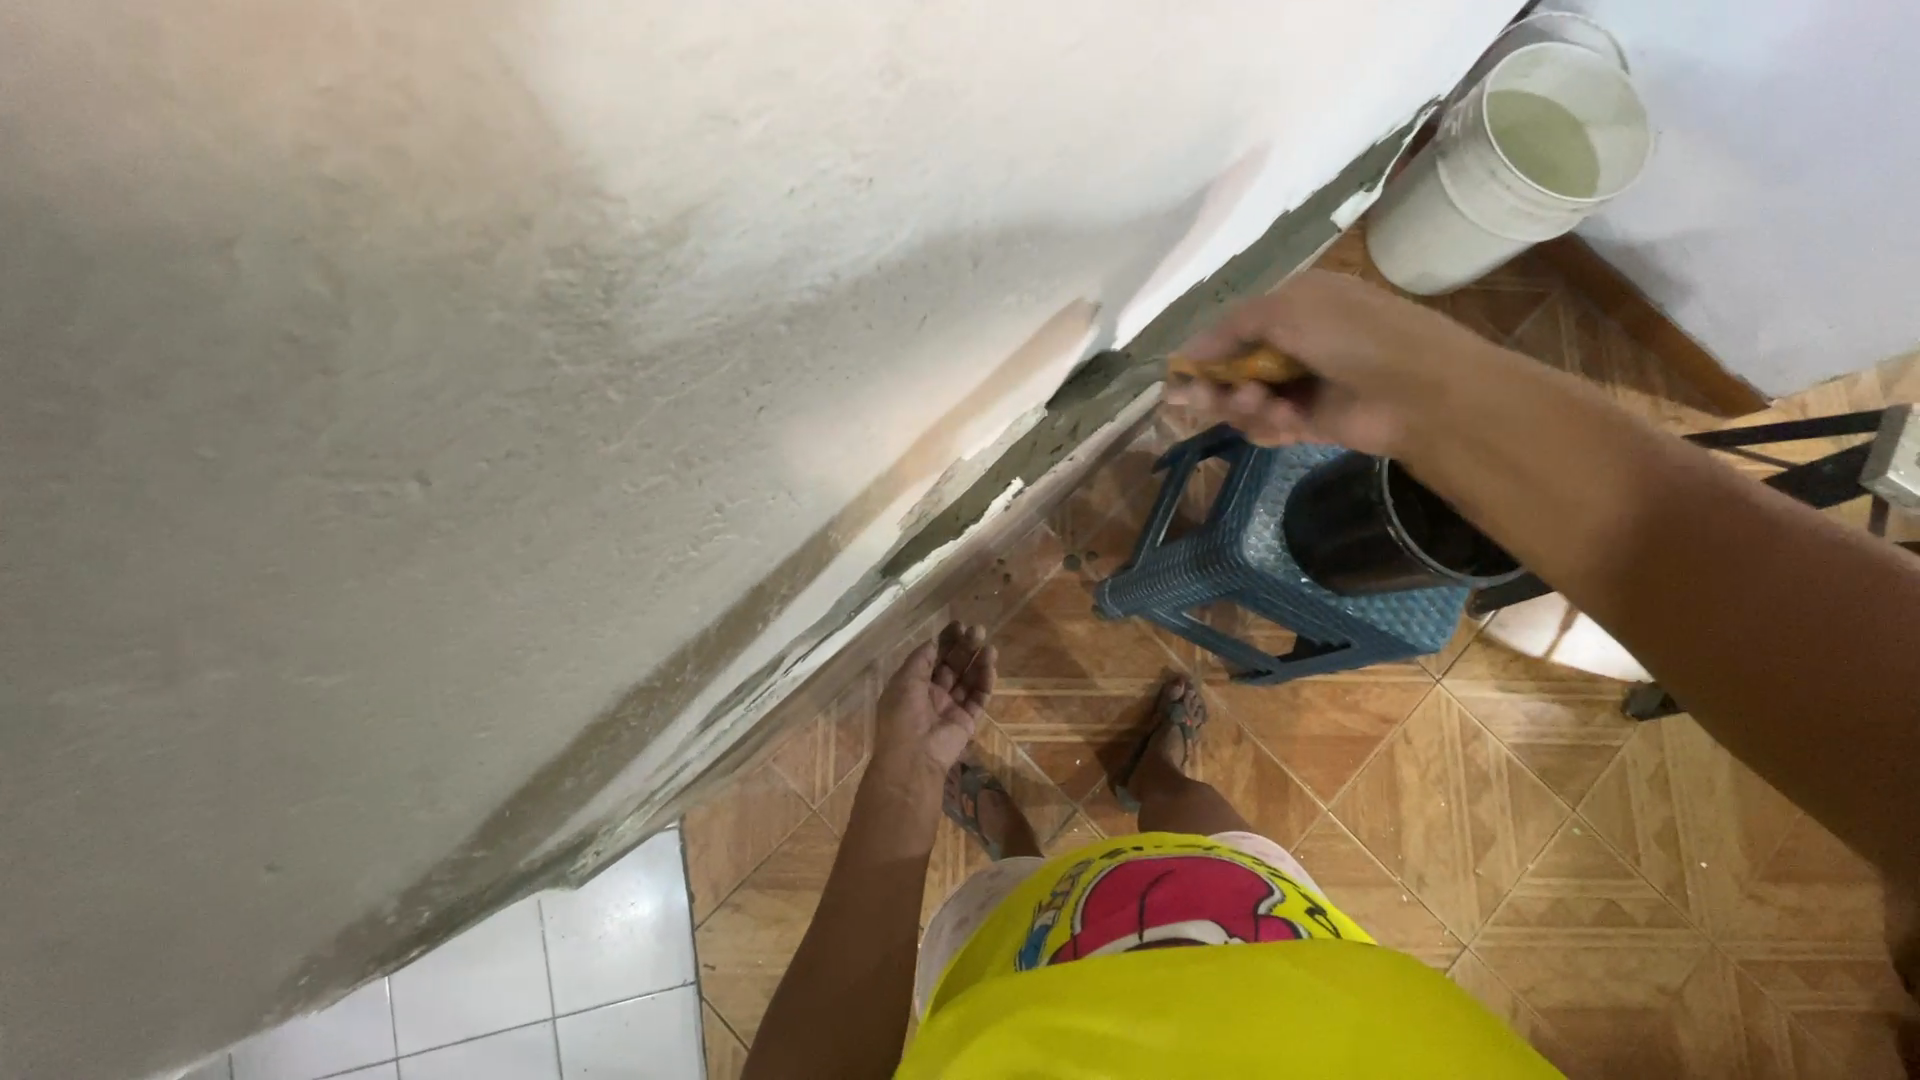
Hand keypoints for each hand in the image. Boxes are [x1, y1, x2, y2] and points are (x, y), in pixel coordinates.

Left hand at [871, 621, 994, 781]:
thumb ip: (921, 659)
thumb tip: (934, 642)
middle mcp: (932, 694)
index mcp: (914, 684)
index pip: (933, 658)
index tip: (959, 625)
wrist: (913, 756)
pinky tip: (991, 668)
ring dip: (978, 663)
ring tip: (990, 647)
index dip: (946, 641)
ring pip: (968, 680)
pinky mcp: (966, 722)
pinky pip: (978, 699)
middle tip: (978, 630)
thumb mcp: (904, 680)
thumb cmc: (902, 714)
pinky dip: (985, 683)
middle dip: (965, 648)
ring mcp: (951, 708)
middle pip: (953, 666)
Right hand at [1162, 269, 1502, 454]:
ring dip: (1244, 407)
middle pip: (1231, 371)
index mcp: (1293, 306)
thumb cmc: (1353, 335)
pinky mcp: (1309, 423)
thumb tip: (1186, 355)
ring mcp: (1301, 385)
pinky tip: (1287, 423)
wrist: (1418, 390)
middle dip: (1216, 386)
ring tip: (1264, 406)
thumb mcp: (1285, 310)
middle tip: (1195, 400)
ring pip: (1244, 403)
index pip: (1232, 330)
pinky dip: (1270, 427)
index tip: (1178, 376)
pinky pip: (1267, 429)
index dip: (1204, 354)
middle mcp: (1294, 344)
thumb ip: (1230, 330)